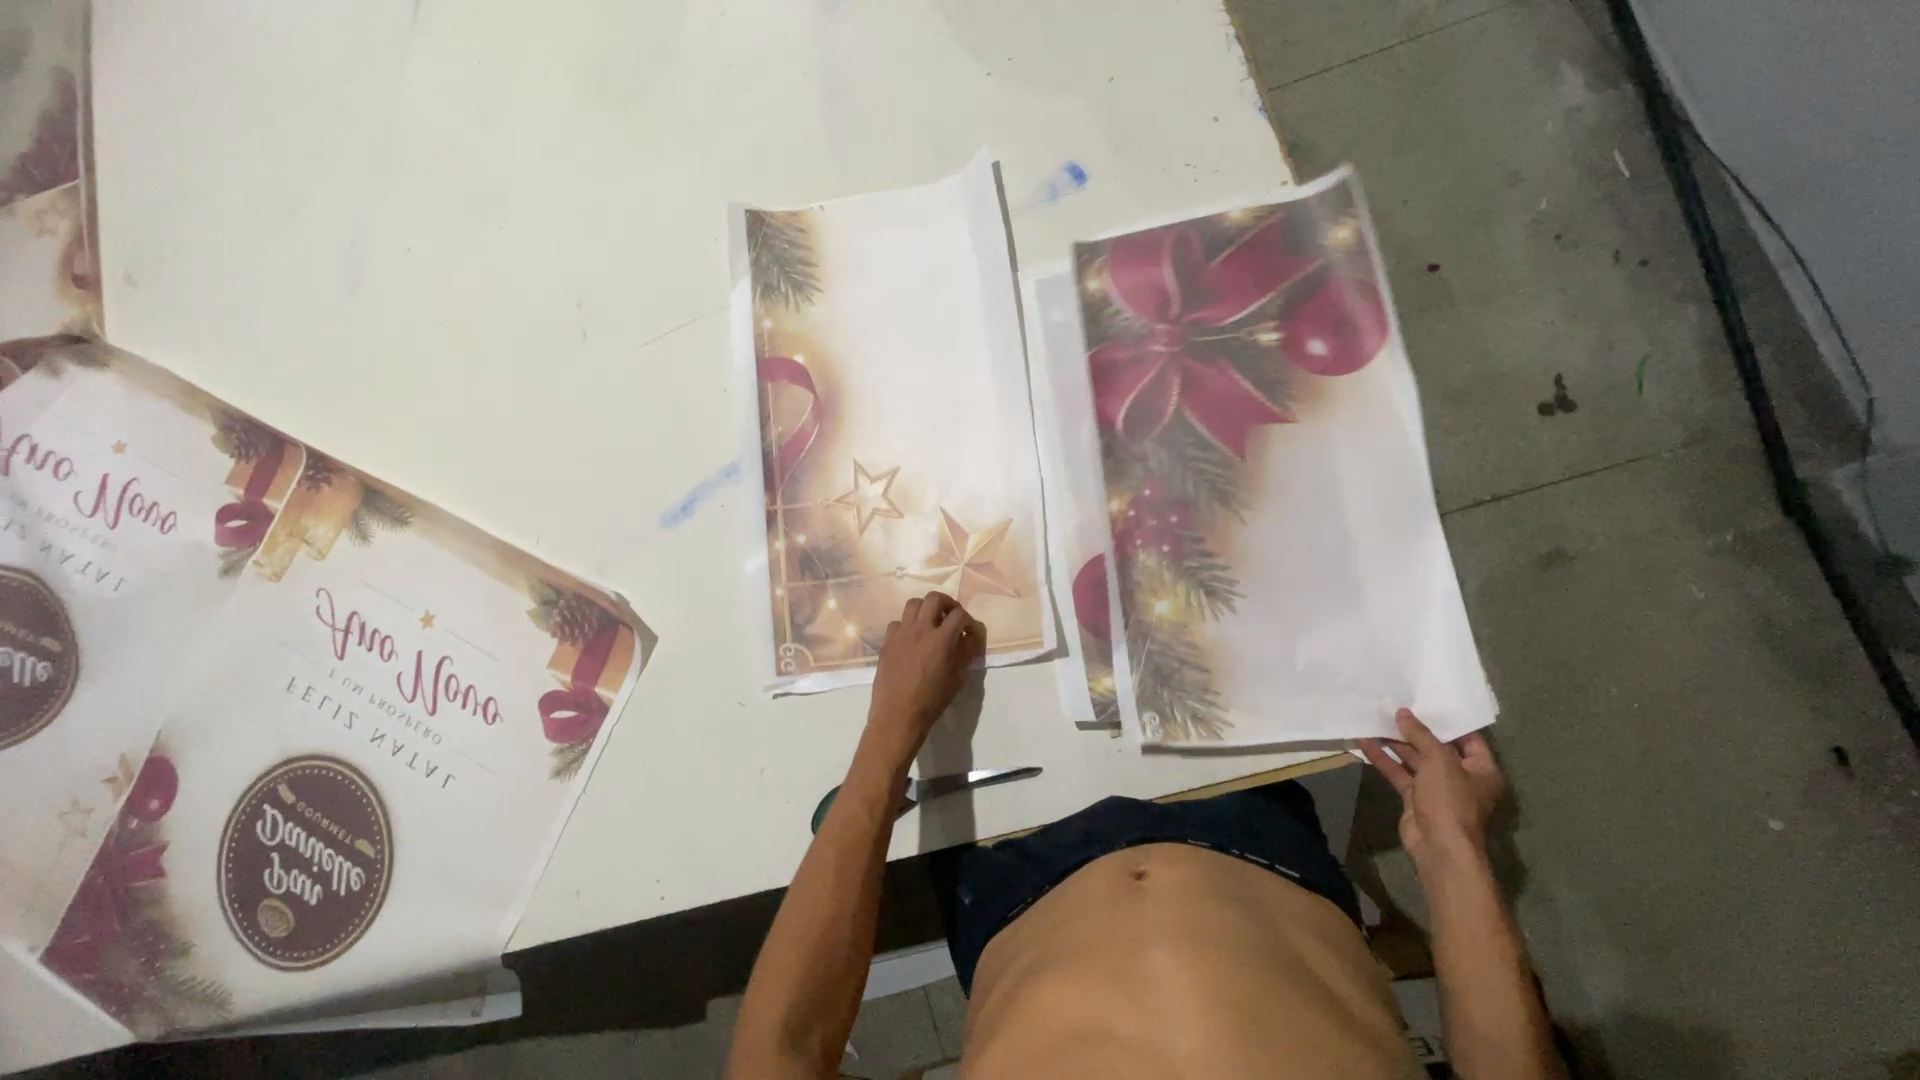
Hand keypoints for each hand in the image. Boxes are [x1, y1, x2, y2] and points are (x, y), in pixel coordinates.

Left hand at [862, 592, 983, 766]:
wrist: (898, 714)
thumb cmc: (932, 700)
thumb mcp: (958, 678)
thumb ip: (966, 652)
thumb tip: (971, 636)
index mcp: (942, 639)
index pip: (959, 614)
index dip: (969, 620)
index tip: (970, 630)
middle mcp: (921, 629)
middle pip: (934, 598)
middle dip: (947, 603)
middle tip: (951, 615)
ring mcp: (901, 633)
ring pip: (913, 604)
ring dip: (925, 608)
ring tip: (931, 621)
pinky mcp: (887, 642)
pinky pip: (897, 622)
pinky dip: (907, 624)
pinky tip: (911, 638)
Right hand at [1359, 708, 1505, 864]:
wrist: (1438, 845)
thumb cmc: (1450, 799)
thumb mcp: (1439, 760)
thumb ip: (1420, 734)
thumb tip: (1403, 712)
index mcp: (1481, 769)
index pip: (1467, 738)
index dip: (1447, 720)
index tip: (1426, 701)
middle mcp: (1461, 777)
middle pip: (1436, 747)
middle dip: (1415, 730)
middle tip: (1394, 708)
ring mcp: (1437, 788)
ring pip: (1415, 760)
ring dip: (1396, 743)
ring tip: (1376, 720)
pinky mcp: (1415, 798)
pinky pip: (1399, 773)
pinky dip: (1384, 760)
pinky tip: (1365, 743)